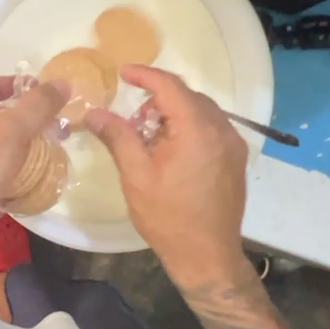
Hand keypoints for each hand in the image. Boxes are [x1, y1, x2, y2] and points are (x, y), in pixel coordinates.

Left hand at [0, 76, 67, 249]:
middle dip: (25, 117)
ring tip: (48, 148)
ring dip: (20, 143)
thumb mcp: (13, 130)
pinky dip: (11, 166)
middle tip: (52, 124)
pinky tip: (30, 173)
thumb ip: (38, 105)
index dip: (18, 84)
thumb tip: (62, 84)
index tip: (45, 92)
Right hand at [85, 65, 248, 280]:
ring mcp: (233, 145)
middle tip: (131, 120)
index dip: (145, 75)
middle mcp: (222, 130)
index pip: (170, 86)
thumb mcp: (136, 176)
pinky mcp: (236, 159)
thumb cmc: (168, 218)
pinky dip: (189, 128)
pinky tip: (170, 151)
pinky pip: (211, 129)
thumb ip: (118, 137)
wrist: (207, 255)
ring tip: (148, 139)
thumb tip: (94, 112)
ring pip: (201, 112)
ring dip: (174, 114)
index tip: (122, 73)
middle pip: (188, 97)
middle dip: (158, 99)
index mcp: (197, 130)